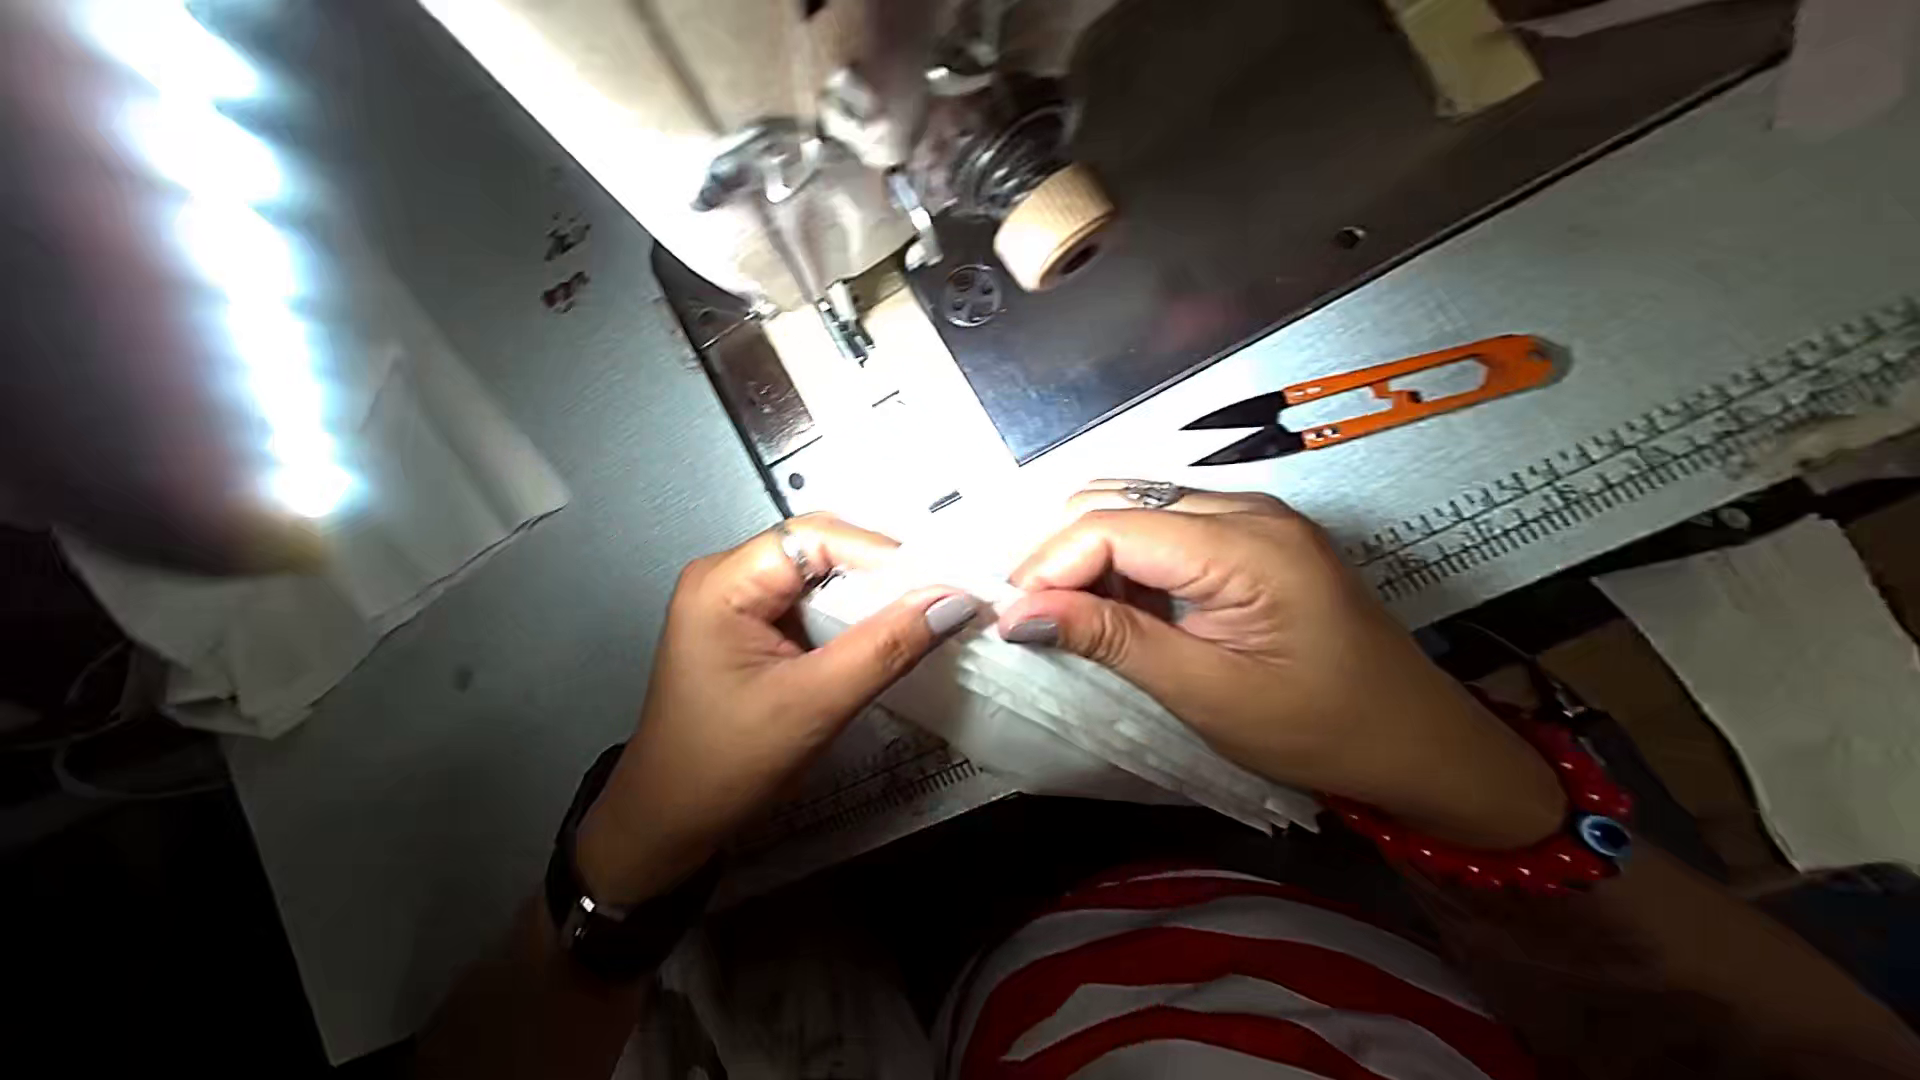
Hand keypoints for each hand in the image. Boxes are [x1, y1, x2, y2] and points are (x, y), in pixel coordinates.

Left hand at [575, 514, 975, 903]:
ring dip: (875, 599)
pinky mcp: (758, 629)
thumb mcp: (813, 705)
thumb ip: (885, 648)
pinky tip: (889, 637)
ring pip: (826, 579)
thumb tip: (951, 602)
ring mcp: (743, 603)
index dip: (883, 553)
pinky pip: (818, 607)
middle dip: (884, 576)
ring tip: (925, 619)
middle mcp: (730, 578)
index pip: (817, 537)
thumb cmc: (724, 766)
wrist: (670, 824)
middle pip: (823, 551)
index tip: (941, 584)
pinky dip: (857, 620)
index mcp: (723, 582)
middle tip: (942, 601)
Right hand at [997, 484, 1564, 848]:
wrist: (1417, 742)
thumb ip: (1111, 641)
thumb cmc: (1321, 729)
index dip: (1048, 566)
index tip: (1011, 620)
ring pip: (1131, 506)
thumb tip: (1020, 615)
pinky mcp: (1246, 533)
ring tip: (1072, 618)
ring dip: (1087, 557)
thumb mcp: (1207, 694)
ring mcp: (1249, 514)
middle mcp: (1245, 507)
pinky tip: (1118, 608)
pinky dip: (1121, 562)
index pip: (1112, 525)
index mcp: (1246, 544)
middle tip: (1035, 621)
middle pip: (1115, 500)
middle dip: (1060, 556)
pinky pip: (1160, 526)